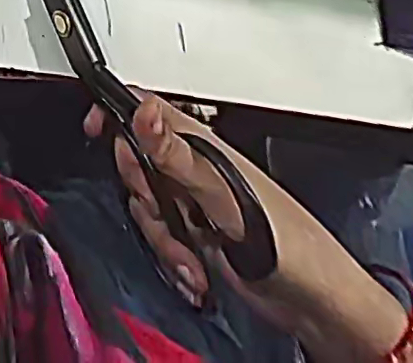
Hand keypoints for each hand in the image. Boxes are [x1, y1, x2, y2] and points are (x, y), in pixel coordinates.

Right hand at [86, 93, 412, 361]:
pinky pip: (158, 233)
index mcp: (196, 143)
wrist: (318, 305)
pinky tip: (194, 269)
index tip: (94, 128)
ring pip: (142, 201)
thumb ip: (174, 151)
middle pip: (133, 158)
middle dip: (139, 189)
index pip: (141, 109)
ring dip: (159, 233)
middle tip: (160, 205)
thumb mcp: (220, 190)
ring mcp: (189, 200)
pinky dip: (171, 254)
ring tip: (188, 252)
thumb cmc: (284, 239)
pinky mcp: (191, 232)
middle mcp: (189, 167)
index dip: (113, 113)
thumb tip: (141, 108)